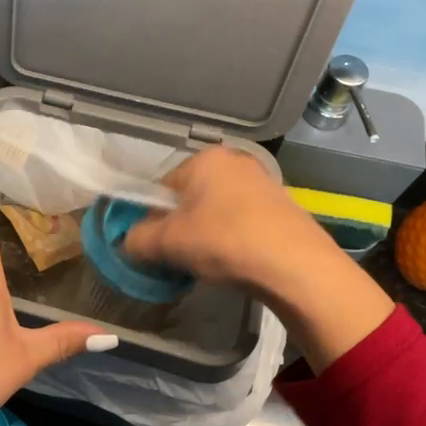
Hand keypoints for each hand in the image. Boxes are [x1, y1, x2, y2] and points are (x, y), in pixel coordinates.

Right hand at [123, 147, 393, 368]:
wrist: (297, 267)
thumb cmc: (225, 242)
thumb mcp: (168, 243)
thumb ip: (137, 239)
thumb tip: (127, 242)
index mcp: (204, 158)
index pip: (160, 186)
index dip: (150, 217)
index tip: (153, 245)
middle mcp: (234, 162)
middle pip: (189, 197)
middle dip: (179, 226)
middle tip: (177, 257)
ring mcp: (262, 183)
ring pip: (215, 211)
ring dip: (204, 235)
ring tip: (206, 263)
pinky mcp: (281, 208)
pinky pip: (240, 221)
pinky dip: (229, 239)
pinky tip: (233, 262)